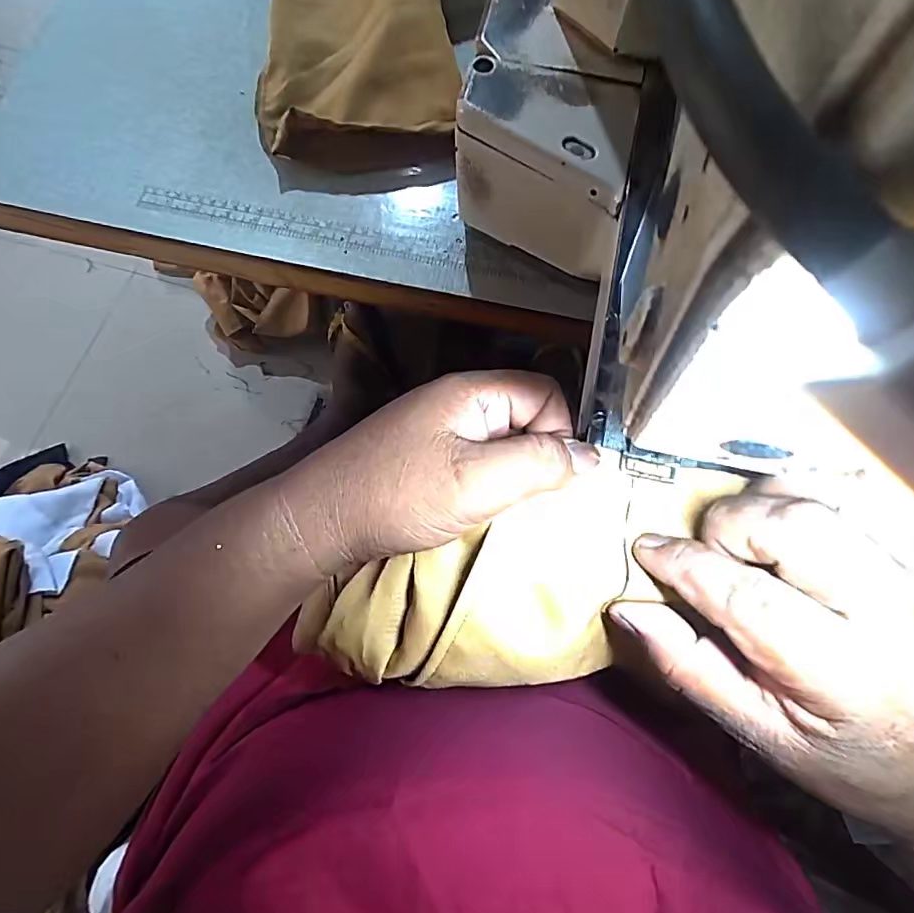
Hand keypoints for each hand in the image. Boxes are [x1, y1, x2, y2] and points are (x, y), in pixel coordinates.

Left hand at [277, 370, 600, 573]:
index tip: (546, 478)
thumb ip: (539, 464)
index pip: (547, 394)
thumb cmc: (399, 497)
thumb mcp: (478, 482)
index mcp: (474, 392)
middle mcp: (461, 400)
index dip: (559, 433)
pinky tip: (470, 506)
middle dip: (535, 458)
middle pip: (528, 417)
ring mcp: (442, 426)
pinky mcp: (429, 452)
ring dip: (512, 475)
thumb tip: (592, 456)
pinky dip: (488, 482)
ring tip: (492, 506)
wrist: (321, 520)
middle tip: (517, 498)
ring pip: (505, 442)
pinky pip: (480, 458)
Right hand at [607, 482, 913, 854]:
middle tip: (707, 551)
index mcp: (847, 679)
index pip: (747, 597)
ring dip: (766, 501)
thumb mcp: (763, 737)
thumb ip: (692, 669)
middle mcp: (894, 614)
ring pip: (825, 492)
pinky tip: (792, 518)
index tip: (647, 549)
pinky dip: (811, 488)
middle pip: (792, 527)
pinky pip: (860, 487)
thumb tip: (631, 610)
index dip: (684, 565)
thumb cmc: (851, 761)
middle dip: (727, 525)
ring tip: (748, 536)